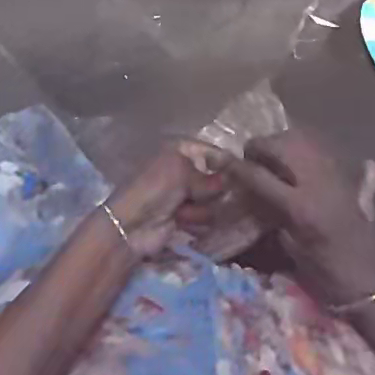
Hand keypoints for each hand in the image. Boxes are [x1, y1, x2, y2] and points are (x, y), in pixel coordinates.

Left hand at [103, 142, 225, 256]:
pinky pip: (205, 217)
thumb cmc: (153, 188)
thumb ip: (208, 176)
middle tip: (203, 196)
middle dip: (212, 190)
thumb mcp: (181, 171)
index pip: (212, 151)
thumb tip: (228, 182)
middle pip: (216, 179)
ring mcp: (183, 194)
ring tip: (182, 212)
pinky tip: (182, 222)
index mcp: (178, 150)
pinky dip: (196, 220)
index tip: (243, 175)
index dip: (226, 163)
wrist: (131, 225)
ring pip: (212, 200)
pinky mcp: (184, 216)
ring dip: (200, 209)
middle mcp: (182, 169)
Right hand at [227, 129, 374, 305]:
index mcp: (301, 207)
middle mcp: (319, 184)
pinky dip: (303, 148)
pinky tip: (295, 160)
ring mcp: (337, 177)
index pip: (259, 175)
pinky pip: (321, 150)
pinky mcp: (349, 178)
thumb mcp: (289, 246)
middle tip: (248, 160)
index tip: (218, 159)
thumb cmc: (325, 274)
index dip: (235, 165)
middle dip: (259, 147)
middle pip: (281, 145)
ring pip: (302, 139)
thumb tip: (247, 189)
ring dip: (280, 143)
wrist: (372, 284)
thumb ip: (268, 211)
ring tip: (269, 158)